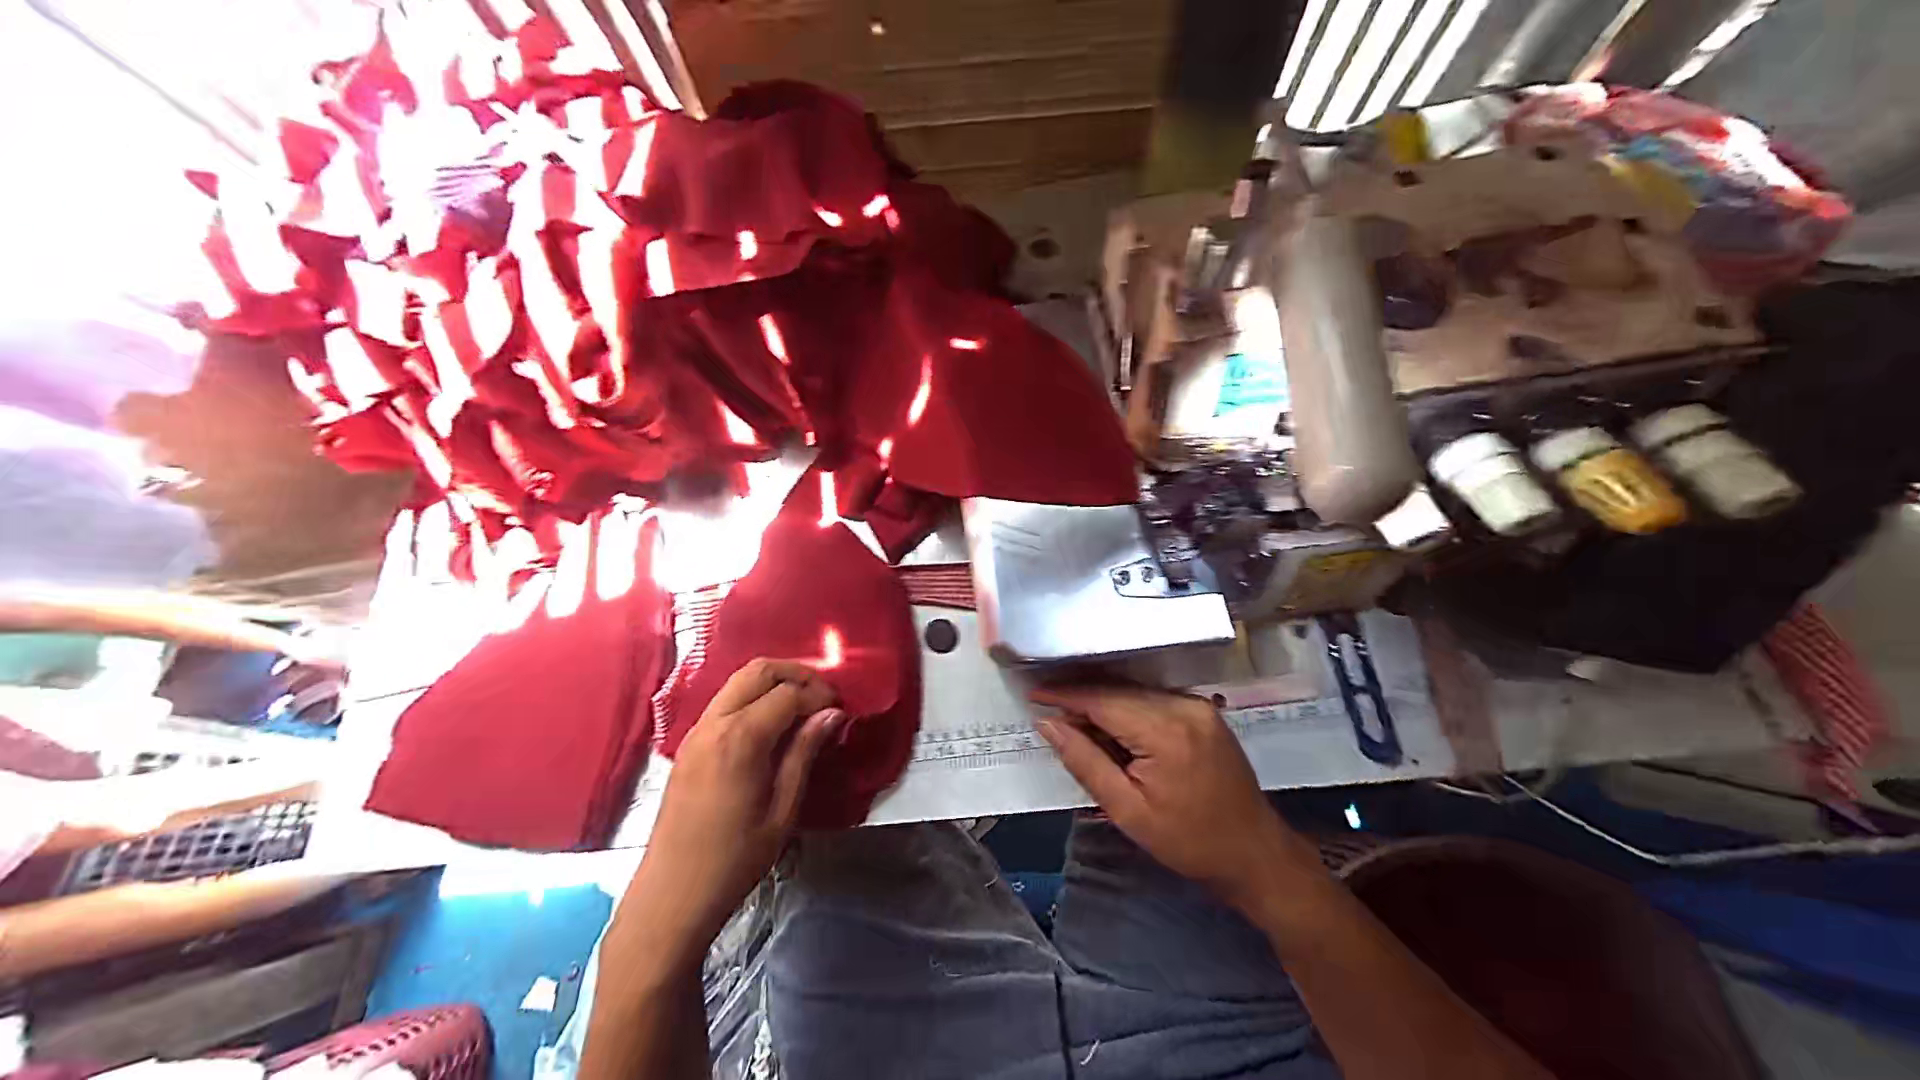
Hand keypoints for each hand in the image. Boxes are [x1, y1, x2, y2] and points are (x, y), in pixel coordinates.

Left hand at [631, 659, 842, 957]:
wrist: (672, 895)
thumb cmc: (734, 860)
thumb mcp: (782, 810)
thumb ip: (804, 753)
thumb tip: (832, 715)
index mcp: (740, 739)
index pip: (788, 693)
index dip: (820, 696)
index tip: (840, 712)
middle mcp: (714, 723)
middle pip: (759, 670)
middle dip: (797, 674)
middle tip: (824, 697)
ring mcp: (696, 730)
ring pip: (739, 680)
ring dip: (774, 682)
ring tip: (803, 708)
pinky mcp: (689, 743)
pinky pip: (726, 700)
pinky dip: (754, 696)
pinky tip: (774, 723)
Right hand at [1031, 685, 1311, 912]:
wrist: (1255, 854)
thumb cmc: (1188, 842)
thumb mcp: (1127, 810)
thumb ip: (1084, 761)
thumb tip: (1048, 724)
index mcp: (1166, 731)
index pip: (1102, 699)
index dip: (1064, 695)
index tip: (1033, 694)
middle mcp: (1184, 706)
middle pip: (1117, 690)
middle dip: (1079, 698)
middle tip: (1047, 712)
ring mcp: (1197, 705)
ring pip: (1133, 693)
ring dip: (1101, 703)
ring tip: (1072, 721)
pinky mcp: (1203, 711)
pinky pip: (1152, 700)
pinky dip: (1126, 709)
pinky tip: (1109, 727)